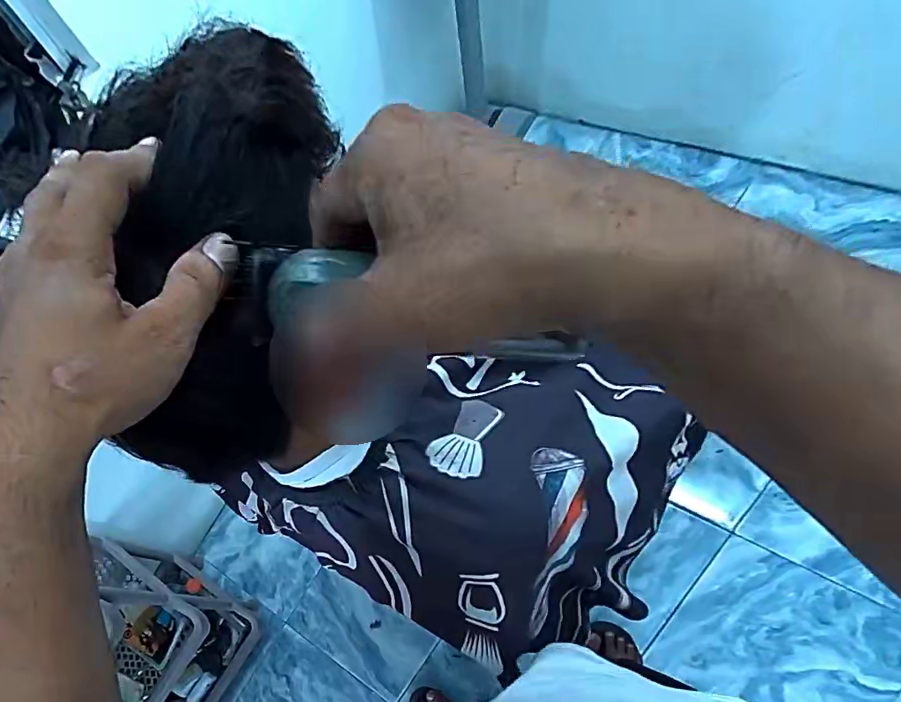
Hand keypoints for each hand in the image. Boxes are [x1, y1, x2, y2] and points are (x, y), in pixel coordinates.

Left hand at [0, 140, 236, 496]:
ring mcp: (10, 280)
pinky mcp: (4, 310)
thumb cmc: (95, 383)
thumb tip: (221, 243)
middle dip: (92, 167)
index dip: (131, 161)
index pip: (99, 179)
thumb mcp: (161, 340)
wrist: (23, 434)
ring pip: (33, 214)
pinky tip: (60, 257)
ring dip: (63, 193)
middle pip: (56, 184)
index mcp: (70, 247)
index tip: (160, 158)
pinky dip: (48, 229)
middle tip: (124, 168)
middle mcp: (32, 250)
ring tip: (87, 194)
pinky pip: (25, 246)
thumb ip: (194, 288)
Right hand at [294, 106, 721, 430]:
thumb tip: (293, 370)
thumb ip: (329, 338)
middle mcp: (420, 131)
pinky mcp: (514, 171)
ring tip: (446, 317)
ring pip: (417, 225)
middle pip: (370, 223)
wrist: (607, 249)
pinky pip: (461, 221)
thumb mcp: (390, 312)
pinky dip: (460, 260)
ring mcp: (473, 146)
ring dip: (418, 275)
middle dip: (375, 280)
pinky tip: (485, 292)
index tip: (355, 323)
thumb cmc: (483, 271)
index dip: (328, 280)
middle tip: (401, 326)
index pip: (320, 220)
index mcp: (374, 148)